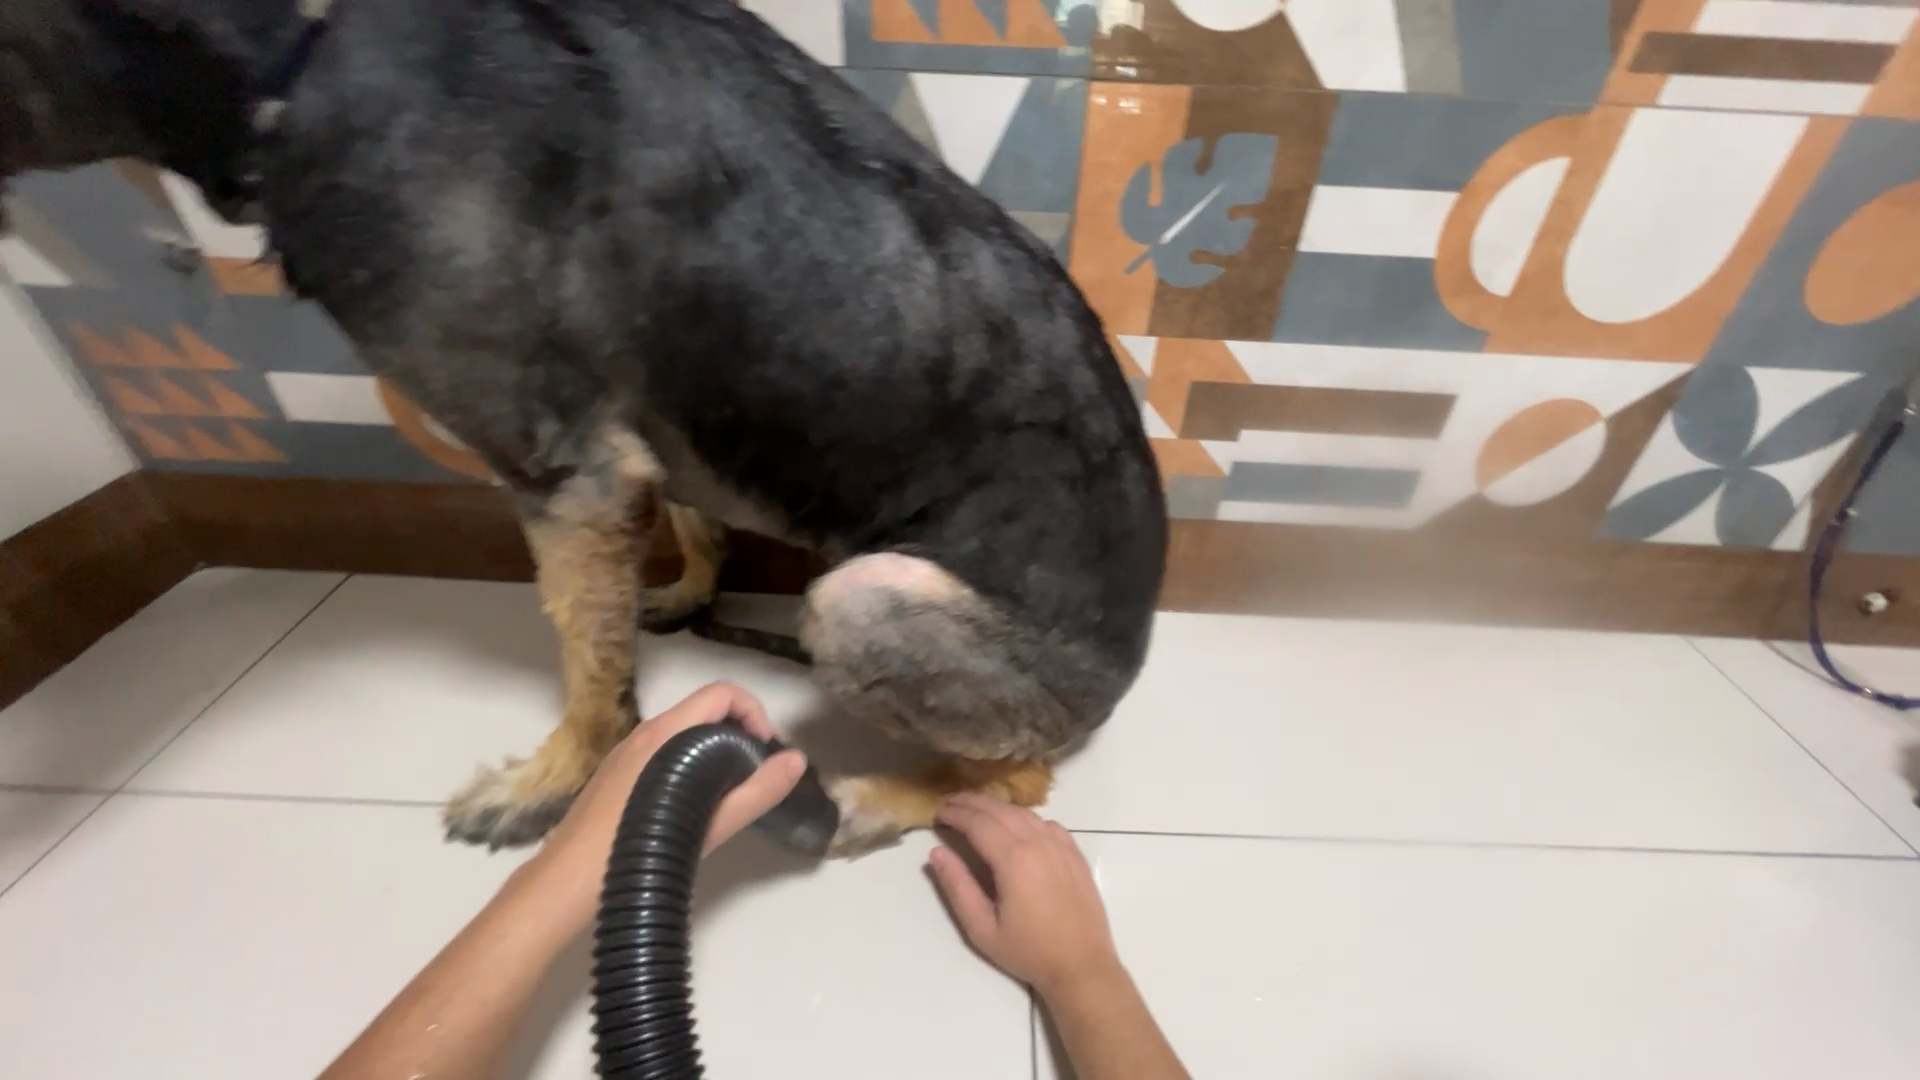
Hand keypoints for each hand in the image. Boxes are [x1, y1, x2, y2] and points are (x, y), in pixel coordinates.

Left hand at [529, 682, 806, 924]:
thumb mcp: (711, 826)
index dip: (753, 711)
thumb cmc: (638, 852)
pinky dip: (690, 758)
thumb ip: (758, 790)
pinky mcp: (614, 773)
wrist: (563, 888)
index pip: (721, 694)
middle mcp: (645, 732)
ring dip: (714, 744)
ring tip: (730, 787)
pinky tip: (693, 801)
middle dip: (738, 728)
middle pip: (704, 708)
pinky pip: (663, 748)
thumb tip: (796, 760)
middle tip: (755, 769)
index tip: (765, 749)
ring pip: (683, 729)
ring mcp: (625, 752)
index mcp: (667, 733)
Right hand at [928, 794, 1120, 995]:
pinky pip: (1045, 822)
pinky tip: (1015, 824)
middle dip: (971, 802)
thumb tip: (936, 853)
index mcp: (1013, 859)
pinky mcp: (1074, 852)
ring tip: (976, 809)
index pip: (978, 822)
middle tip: (949, 802)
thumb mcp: (982, 928)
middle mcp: (1037, 842)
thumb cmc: (1029, 951)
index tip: (937, 811)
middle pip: (999, 810)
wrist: (1082, 966)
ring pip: (1023, 812)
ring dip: (996, 806)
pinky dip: (1024, 816)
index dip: (955, 813)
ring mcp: (1059, 844)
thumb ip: (958, 887)